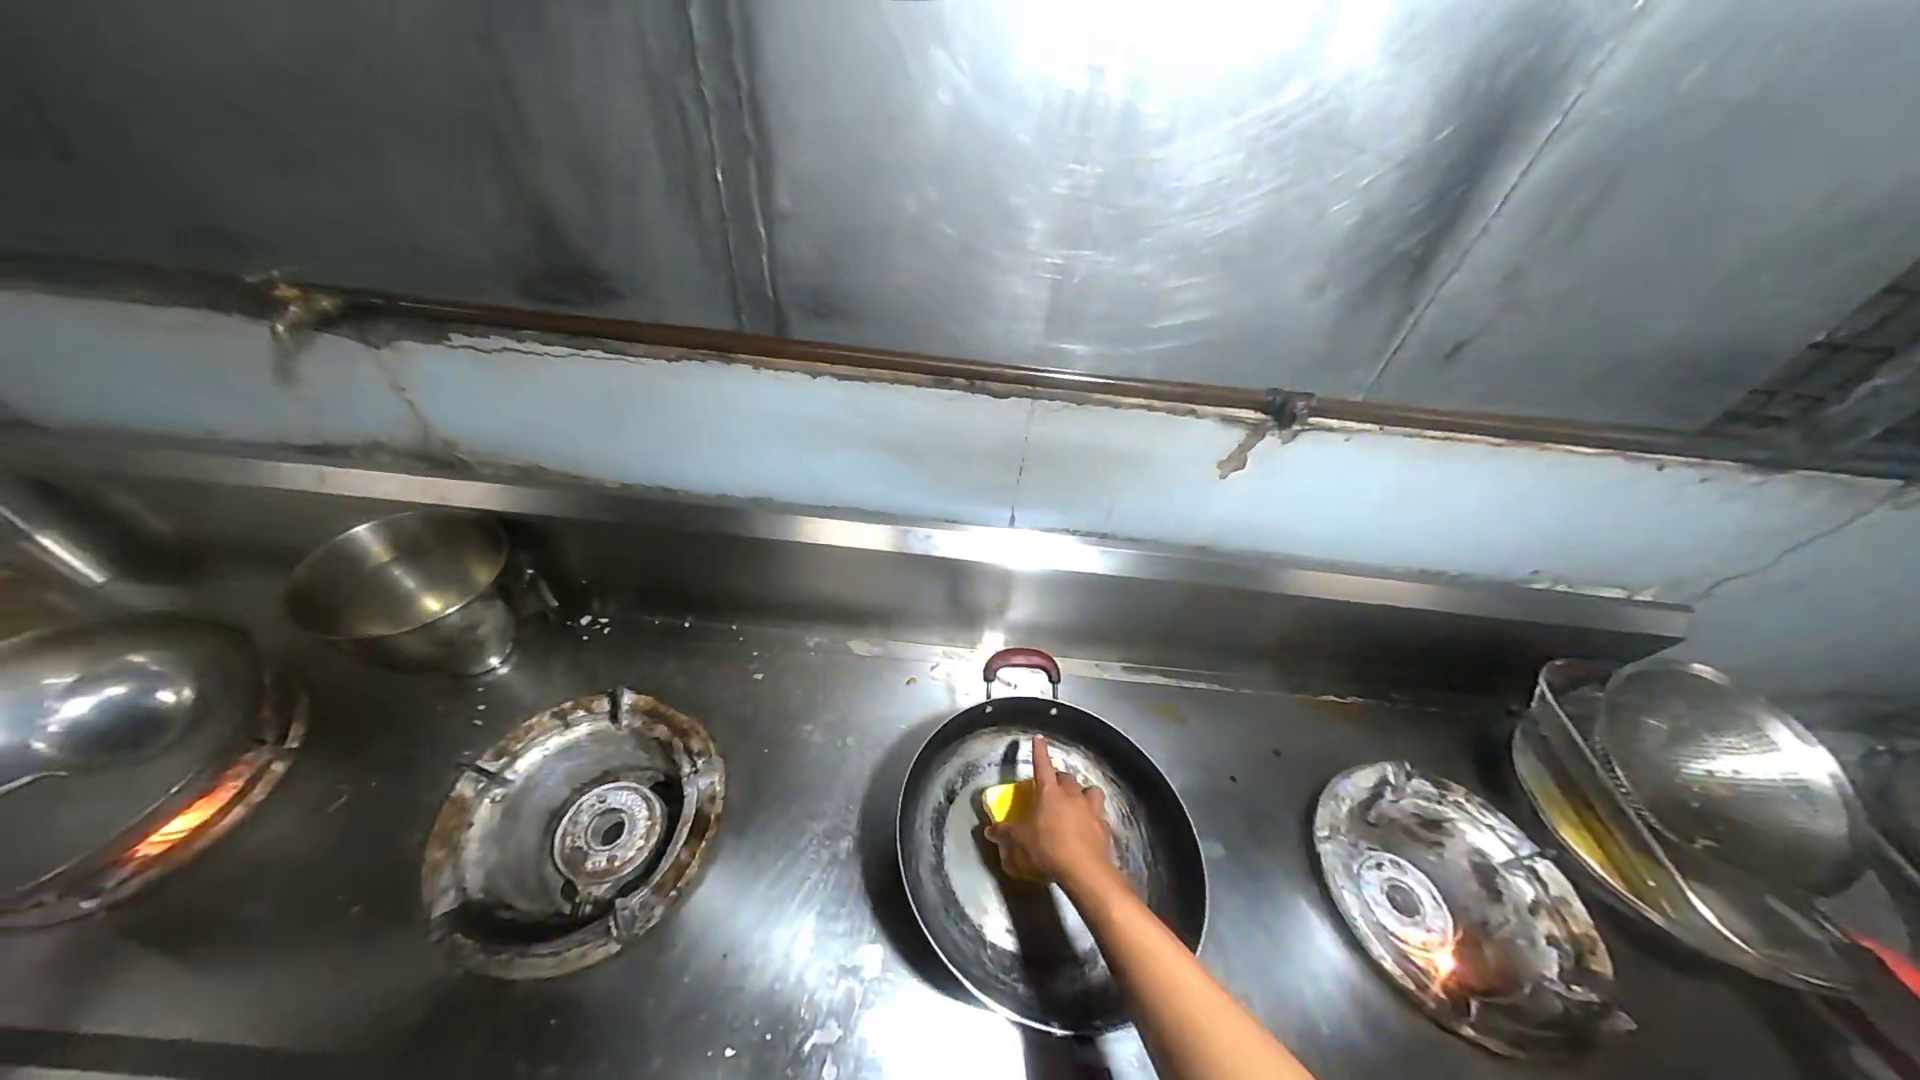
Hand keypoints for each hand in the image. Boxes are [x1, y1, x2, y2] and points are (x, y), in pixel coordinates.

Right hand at [985, 736, 1114, 887]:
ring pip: (1090, 790)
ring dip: (1083, 792)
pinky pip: (1099, 815)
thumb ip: (1005, 833)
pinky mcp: (1104, 826)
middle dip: (1059, 778)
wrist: (1084, 869)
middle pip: (1066, 777)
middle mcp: (1072, 794)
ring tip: (1078, 801)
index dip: (1039, 751)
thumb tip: (990, 830)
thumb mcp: (1020, 841)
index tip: (1039, 738)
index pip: (1042, 764)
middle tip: (1053, 786)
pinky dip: (1094, 817)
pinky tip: (1090, 826)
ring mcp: (1091, 808)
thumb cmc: (1047, 847)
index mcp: (1049, 792)